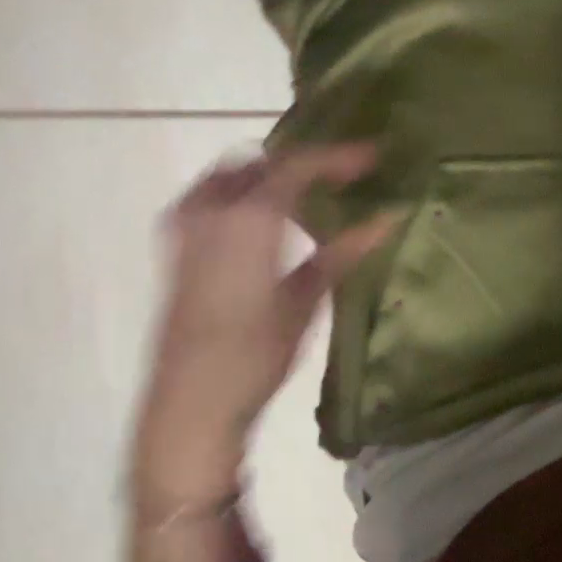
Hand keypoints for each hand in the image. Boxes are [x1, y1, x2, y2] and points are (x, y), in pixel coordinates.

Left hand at [133, 143, 394, 501]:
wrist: (190, 404)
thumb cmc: (253, 358)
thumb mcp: (303, 305)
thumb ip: (341, 254)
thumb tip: (386, 220)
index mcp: (247, 223)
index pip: (295, 167)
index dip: (337, 157)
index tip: (371, 157)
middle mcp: (211, 213)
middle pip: (257, 163)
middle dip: (297, 163)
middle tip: (336, 178)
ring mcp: (186, 230)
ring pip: (228, 177)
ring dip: (266, 178)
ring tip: (304, 199)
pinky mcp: (176, 250)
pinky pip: (209, 199)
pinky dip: (239, 196)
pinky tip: (264, 225)